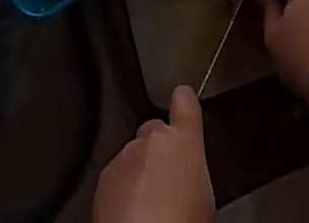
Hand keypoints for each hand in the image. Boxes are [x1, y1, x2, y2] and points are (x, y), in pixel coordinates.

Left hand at [94, 84, 213, 222]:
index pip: (184, 100)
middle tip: (165, 182)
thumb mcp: (203, 194)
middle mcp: (154, 138)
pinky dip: (120, 188)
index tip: (181, 98)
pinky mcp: (105, 176)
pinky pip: (116, 175)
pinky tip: (129, 213)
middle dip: (157, 151)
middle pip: (155, 133)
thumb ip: (192, 165)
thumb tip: (185, 171)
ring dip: (138, 171)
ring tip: (147, 205)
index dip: (183, 100)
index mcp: (184, 139)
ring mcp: (127, 155)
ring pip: (134, 156)